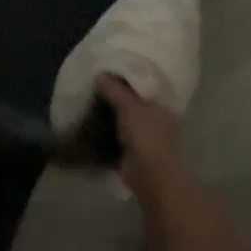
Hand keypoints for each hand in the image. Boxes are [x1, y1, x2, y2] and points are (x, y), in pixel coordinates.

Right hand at [97, 74, 183, 193]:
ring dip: (110, 117)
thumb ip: (115, 90)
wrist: (151, 177)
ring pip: (125, 122)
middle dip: (115, 98)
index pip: (143, 86)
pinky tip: (91, 128)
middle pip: (133, 104)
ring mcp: (146, 139)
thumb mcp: (129, 107)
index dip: (126, 79)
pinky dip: (106, 135)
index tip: (106, 73)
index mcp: (161, 105)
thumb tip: (101, 74)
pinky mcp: (134, 154)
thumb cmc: (146, 136)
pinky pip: (118, 139)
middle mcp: (156, 120)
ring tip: (88, 106)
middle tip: (93, 89)